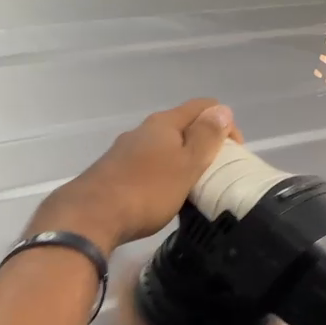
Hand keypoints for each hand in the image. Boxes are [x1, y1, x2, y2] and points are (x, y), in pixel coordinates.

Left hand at [26, 99, 240, 253]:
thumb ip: (205, 139)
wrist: (91, 217)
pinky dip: (159, 177)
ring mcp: (123, 152)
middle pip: (180, 128)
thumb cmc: (146, 192)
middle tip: (213, 175)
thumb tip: (222, 110)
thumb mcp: (185, 166)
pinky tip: (159, 199)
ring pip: (160, 149)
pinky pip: (144, 168)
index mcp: (164, 123)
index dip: (225, 124)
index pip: (202, 107)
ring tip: (189, 190)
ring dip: (179, 163)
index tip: (234, 155)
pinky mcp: (111, 174)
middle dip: (201, 145)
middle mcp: (142, 131)